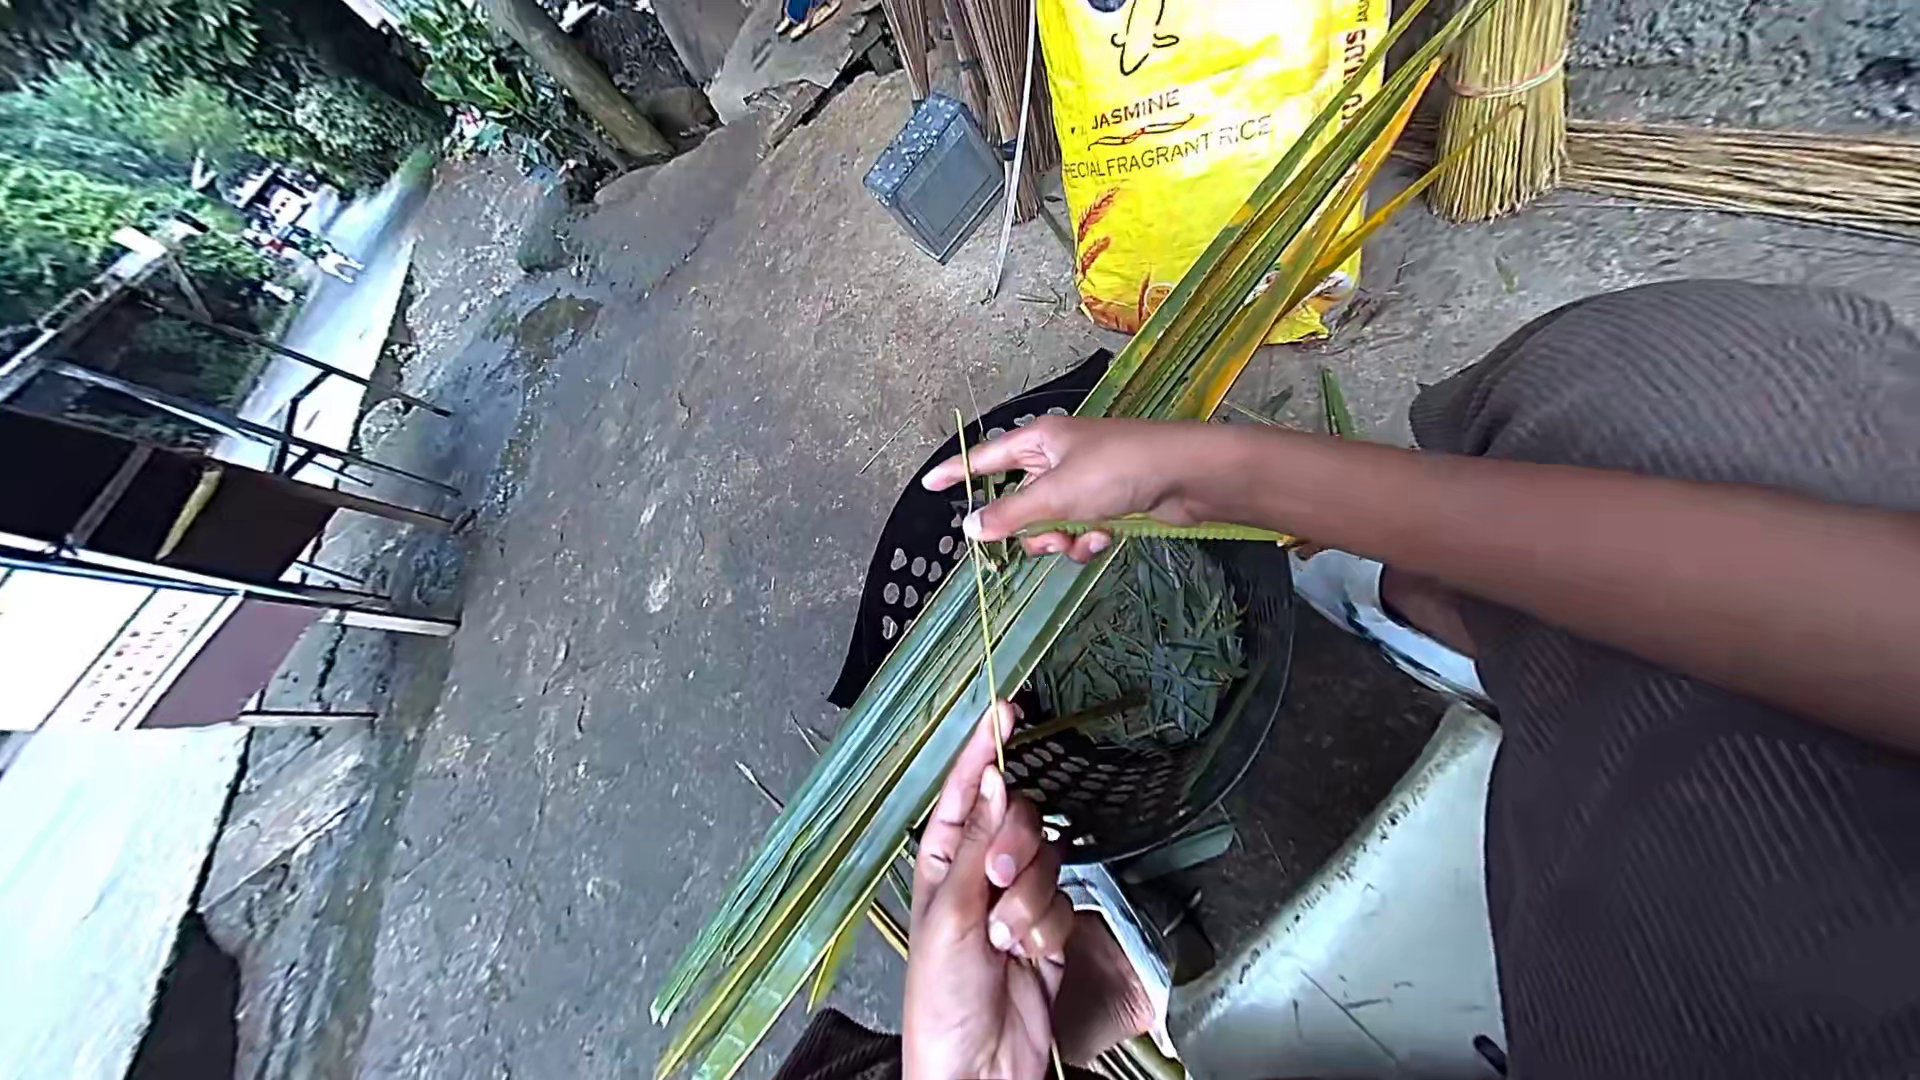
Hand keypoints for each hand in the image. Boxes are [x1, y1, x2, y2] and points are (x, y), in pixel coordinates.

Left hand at [904, 701, 1074, 1079]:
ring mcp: (1015, 889)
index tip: (1005, 708)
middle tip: (999, 878)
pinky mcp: (1045, 919)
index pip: (966, 784)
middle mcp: (981, 862)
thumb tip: (992, 780)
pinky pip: (1060, 898)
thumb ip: (978, 843)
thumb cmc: (941, 994)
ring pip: (1043, 856)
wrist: (981, 1069)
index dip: (985, 744)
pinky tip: (1024, 955)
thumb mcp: (950, 912)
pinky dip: (1044, 928)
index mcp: (944, 852)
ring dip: (1027, 899)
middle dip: (1013, 844)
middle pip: (1015, 814)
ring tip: (1002, 936)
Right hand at [921, 417, 1230, 561]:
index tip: (928, 484)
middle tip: (1046, 538)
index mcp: (1038, 442)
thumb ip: (1010, 514)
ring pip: (1047, 523)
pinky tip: (1105, 537)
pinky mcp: (1104, 502)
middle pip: (1018, 503)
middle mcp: (1055, 460)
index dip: (956, 472)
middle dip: (1029, 528)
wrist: (1188, 476)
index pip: (985, 458)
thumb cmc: (1117, 470)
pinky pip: (1076, 528)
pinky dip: (1085, 539)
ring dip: (1060, 539)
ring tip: (1083, 538)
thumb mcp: (1057, 494)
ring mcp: (1081, 482)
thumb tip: (970, 529)